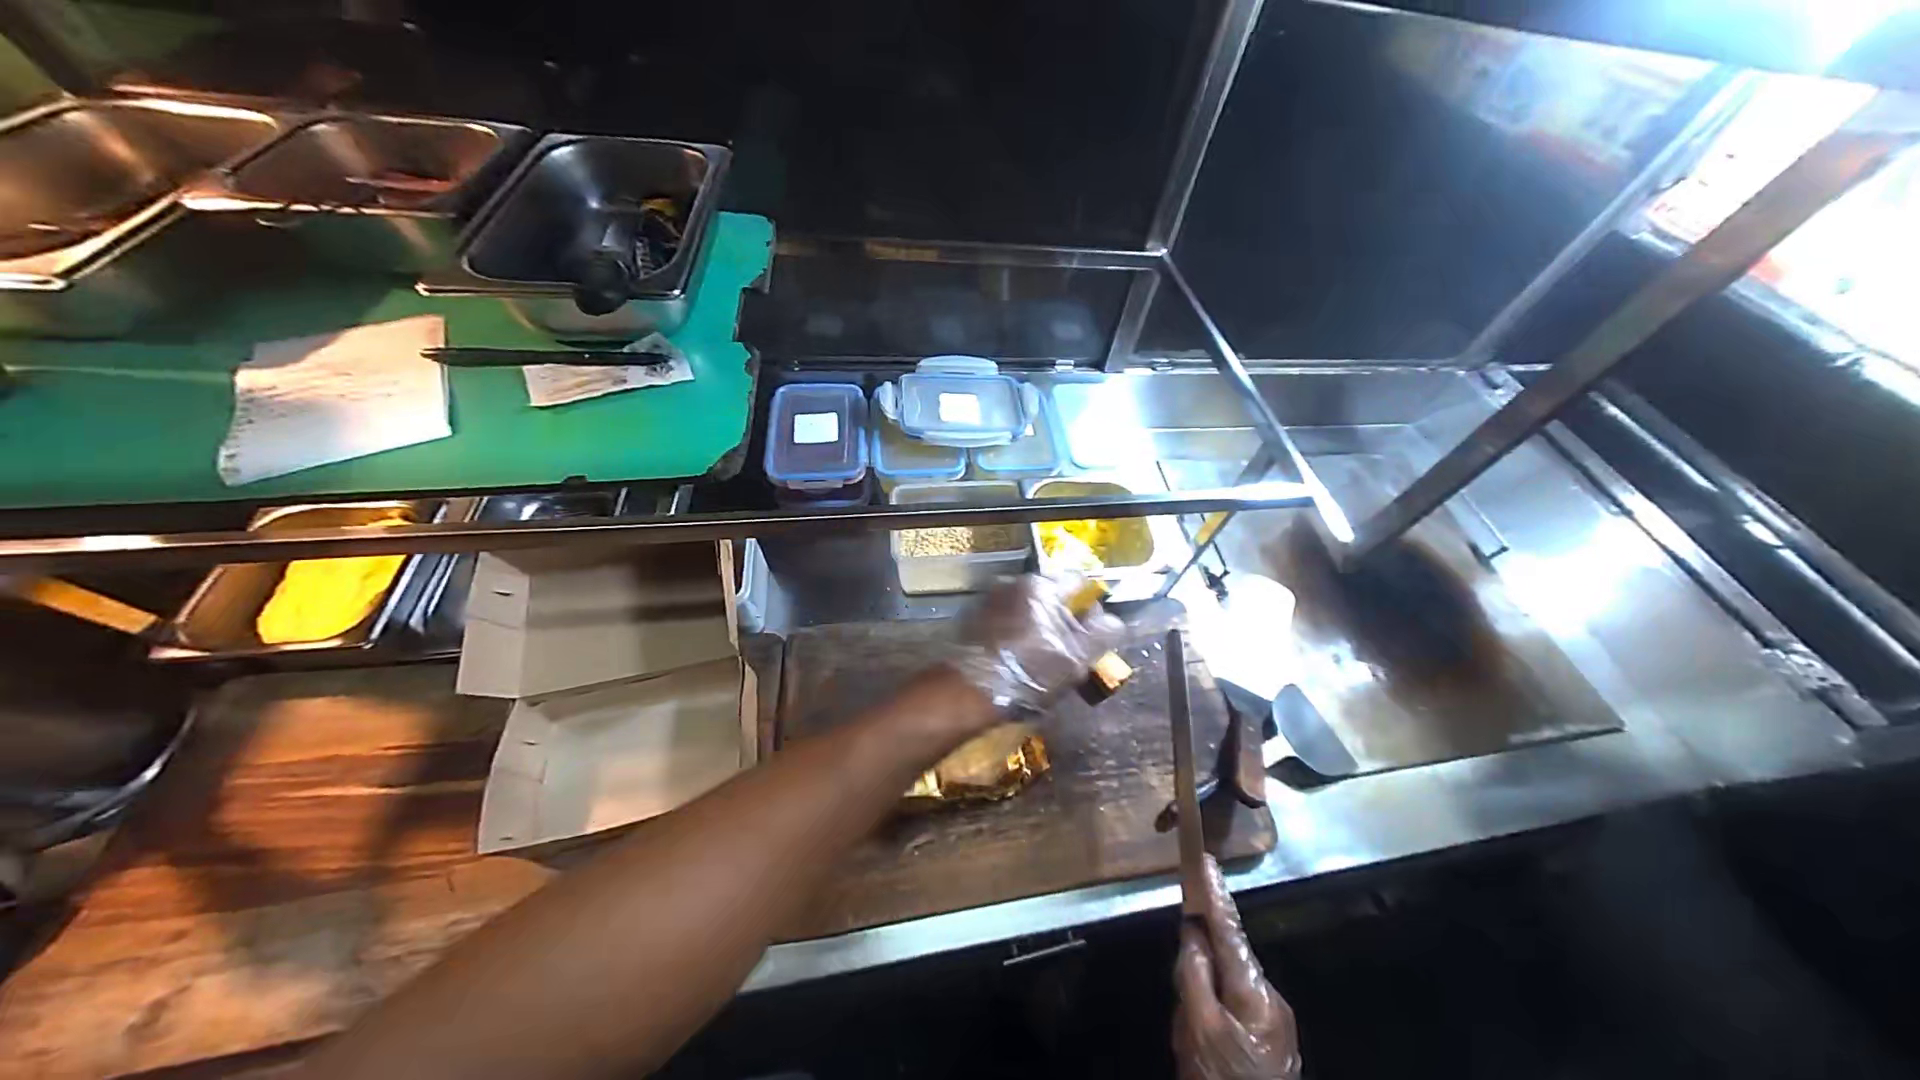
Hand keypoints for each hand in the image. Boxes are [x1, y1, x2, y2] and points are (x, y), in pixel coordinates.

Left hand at [947, 574, 1122, 713]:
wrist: (967, 692)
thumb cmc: (1028, 672)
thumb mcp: (1076, 657)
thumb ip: (1102, 634)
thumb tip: (1113, 620)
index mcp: (1041, 586)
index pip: (1080, 583)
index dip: (1092, 608)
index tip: (1092, 636)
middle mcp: (1013, 583)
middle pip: (1053, 597)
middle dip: (1065, 622)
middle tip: (1069, 654)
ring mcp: (990, 600)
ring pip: (1029, 611)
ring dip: (1040, 630)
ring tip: (1042, 663)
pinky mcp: (972, 620)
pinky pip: (1007, 622)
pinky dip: (1016, 636)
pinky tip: (1017, 662)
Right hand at [1174, 856, 1299, 1079]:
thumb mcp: (1199, 1031)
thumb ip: (1193, 975)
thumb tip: (1192, 933)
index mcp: (1255, 991)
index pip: (1228, 930)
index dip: (1213, 894)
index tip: (1204, 860)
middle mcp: (1270, 998)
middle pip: (1226, 959)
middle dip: (1199, 966)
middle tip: (1185, 1012)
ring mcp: (1272, 1021)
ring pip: (1225, 986)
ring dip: (1202, 999)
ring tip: (1193, 1043)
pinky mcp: (1267, 1040)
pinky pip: (1231, 1009)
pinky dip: (1211, 1014)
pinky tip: (1202, 1048)